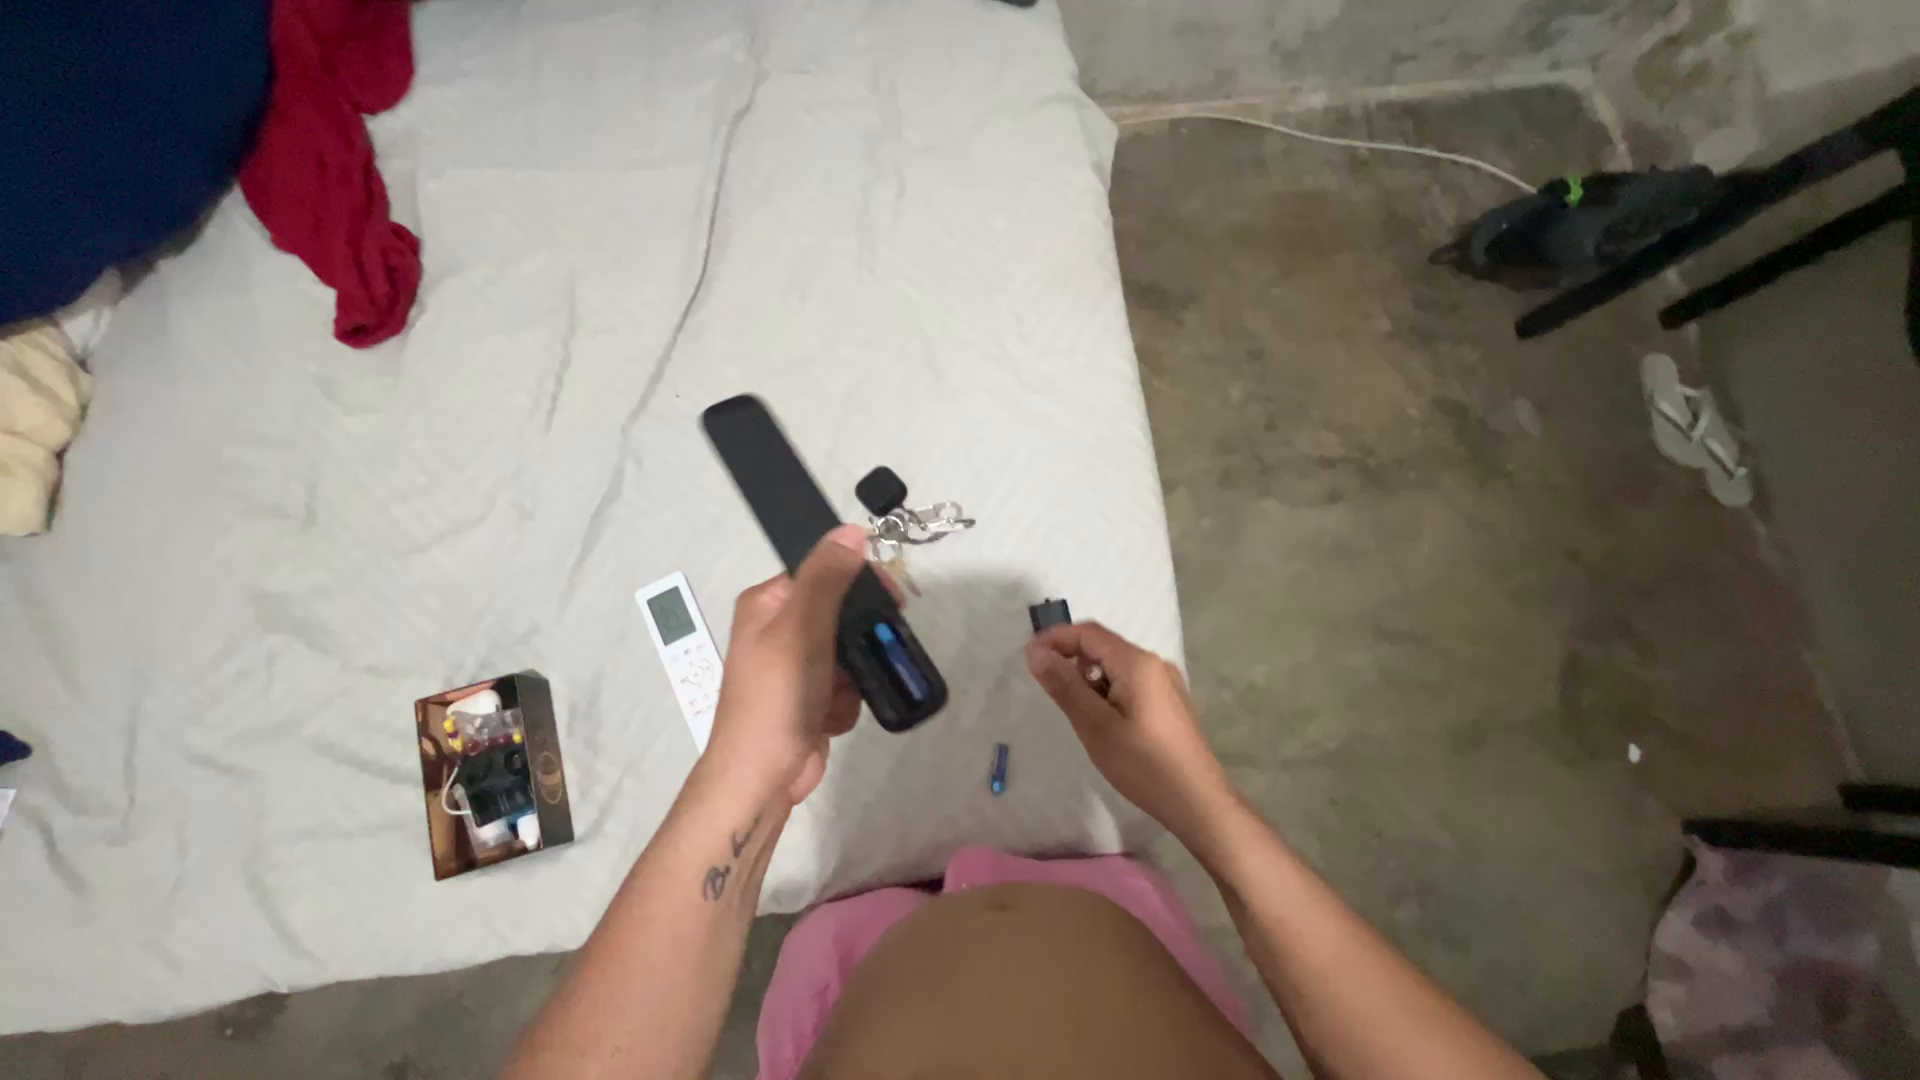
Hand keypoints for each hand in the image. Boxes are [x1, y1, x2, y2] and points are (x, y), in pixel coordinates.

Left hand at [705, 525, 870, 804]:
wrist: (761, 777)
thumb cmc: (777, 696)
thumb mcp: (803, 628)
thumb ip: (828, 577)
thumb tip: (852, 529)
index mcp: (769, 603)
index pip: (824, 572)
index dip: (860, 583)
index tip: (894, 600)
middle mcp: (779, 629)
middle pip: (841, 615)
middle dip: (857, 641)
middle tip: (870, 657)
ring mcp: (795, 667)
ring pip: (849, 652)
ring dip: (854, 676)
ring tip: (838, 696)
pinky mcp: (809, 698)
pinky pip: (846, 685)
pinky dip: (846, 701)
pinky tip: (830, 719)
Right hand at [1026, 622, 1230, 834]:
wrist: (1198, 802)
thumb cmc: (1143, 765)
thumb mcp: (1095, 727)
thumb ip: (1064, 686)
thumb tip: (1035, 651)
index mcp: (1137, 663)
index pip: (1088, 633)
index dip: (1055, 639)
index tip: (1028, 658)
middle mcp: (1154, 663)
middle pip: (1103, 646)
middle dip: (1070, 659)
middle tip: (1047, 689)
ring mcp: (1166, 682)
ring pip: (1116, 666)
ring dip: (1089, 678)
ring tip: (1076, 712)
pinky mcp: (1169, 702)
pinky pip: (1130, 682)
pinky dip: (1107, 690)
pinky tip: (1102, 721)